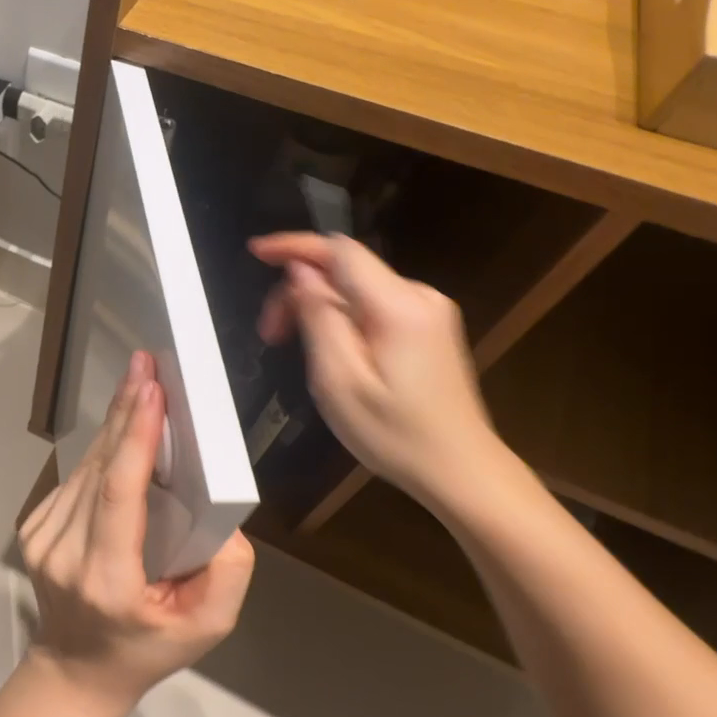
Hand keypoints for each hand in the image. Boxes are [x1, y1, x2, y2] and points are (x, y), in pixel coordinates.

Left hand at [17, 352, 255, 711]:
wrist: (74, 669)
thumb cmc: (146, 650)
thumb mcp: (205, 629)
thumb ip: (226, 574)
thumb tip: (223, 516)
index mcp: (105, 577)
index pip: (118, 495)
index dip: (135, 439)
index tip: (152, 391)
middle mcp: (64, 550)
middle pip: (98, 469)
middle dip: (127, 413)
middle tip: (148, 364)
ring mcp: (41, 536)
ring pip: (84, 468)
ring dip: (115, 425)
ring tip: (142, 383)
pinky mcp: (34, 527)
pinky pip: (75, 479)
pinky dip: (102, 451)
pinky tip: (123, 427)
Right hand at [249, 233, 505, 503]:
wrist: (461, 470)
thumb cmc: (395, 434)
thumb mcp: (339, 382)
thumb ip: (319, 319)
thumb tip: (300, 272)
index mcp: (399, 307)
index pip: (340, 252)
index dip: (295, 245)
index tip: (255, 252)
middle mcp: (419, 297)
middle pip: (346, 270)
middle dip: (299, 291)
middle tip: (270, 336)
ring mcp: (429, 312)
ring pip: (356, 288)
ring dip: (317, 307)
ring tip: (292, 348)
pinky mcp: (429, 329)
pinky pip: (373, 305)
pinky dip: (340, 318)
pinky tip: (327, 352)